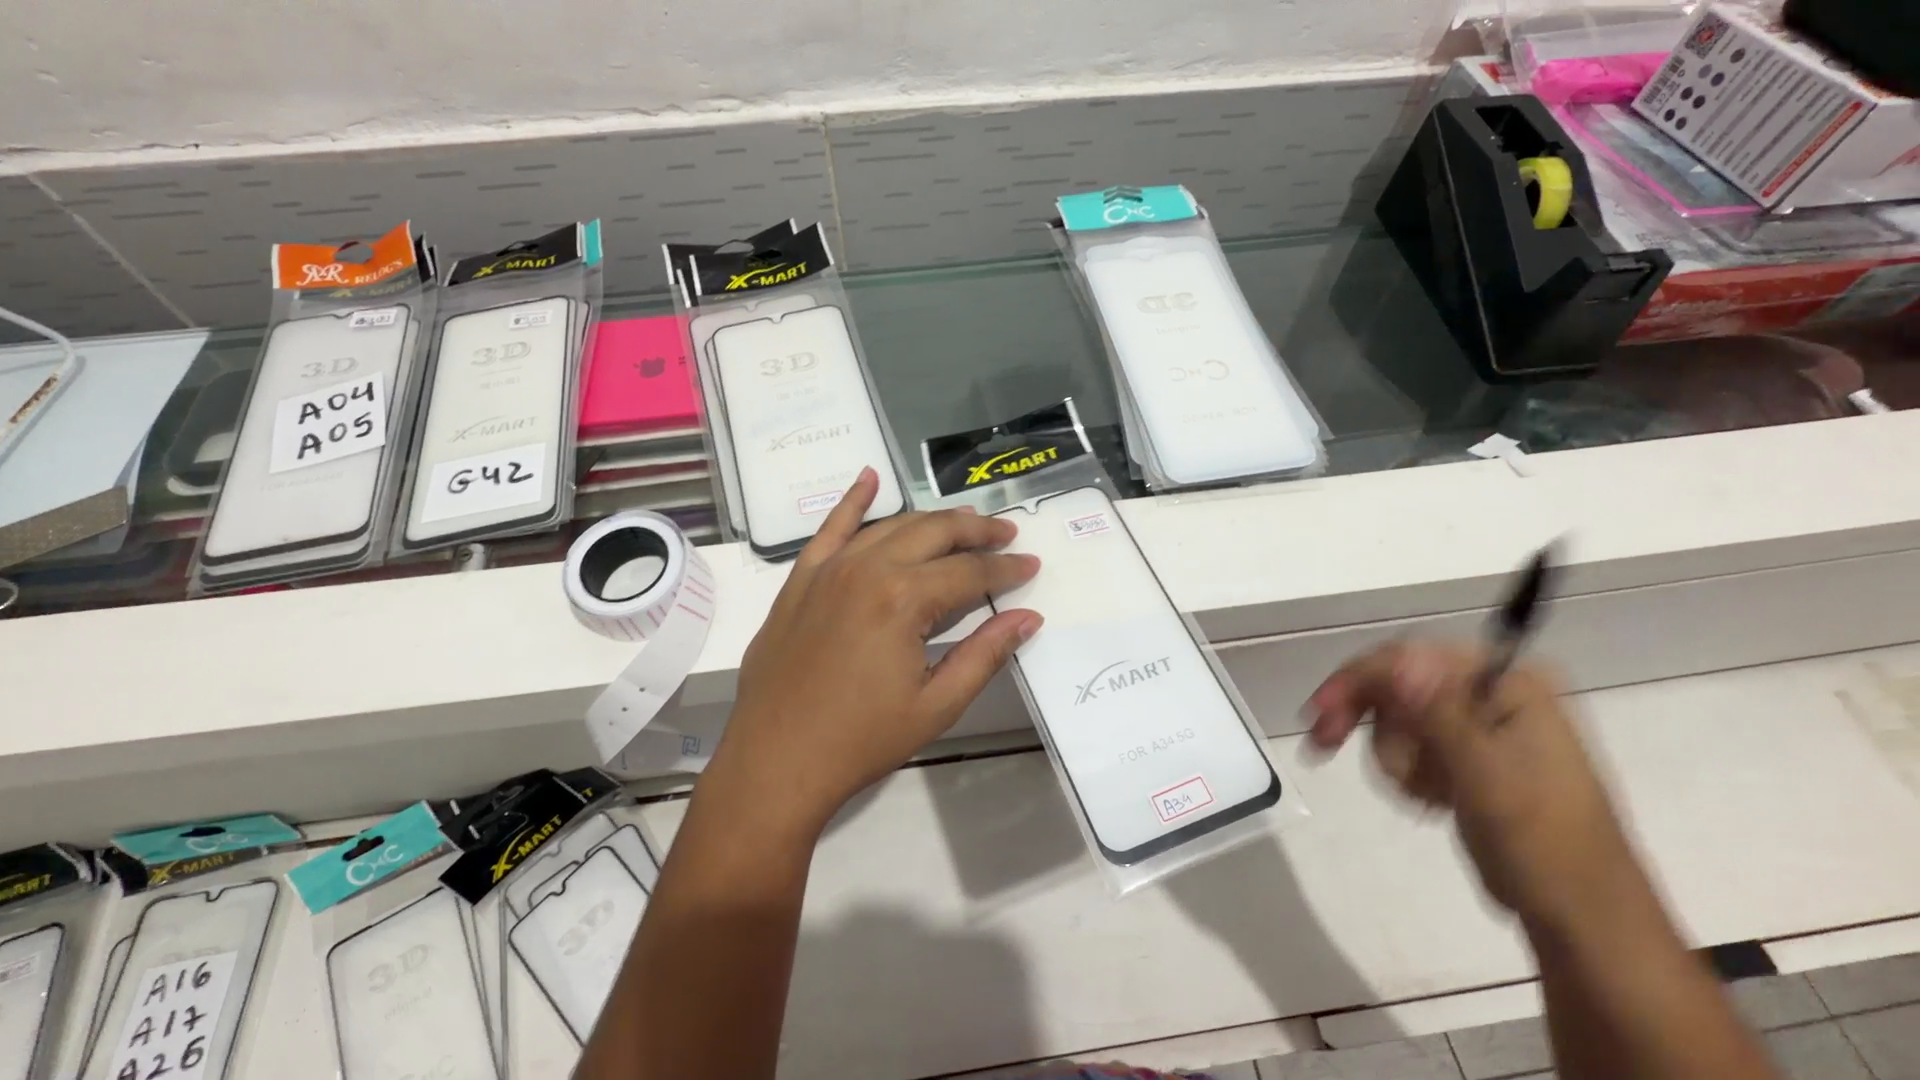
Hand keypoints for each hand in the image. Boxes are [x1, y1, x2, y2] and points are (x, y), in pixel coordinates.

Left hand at [713, 468, 1042, 836]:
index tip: (1032, 566)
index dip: (1006, 569)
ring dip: (931, 520)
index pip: (970, 572)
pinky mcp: (801, 579)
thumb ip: (985, 654)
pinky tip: (869, 477)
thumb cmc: (861, 740)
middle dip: (976, 530)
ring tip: (962, 523)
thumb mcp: (936, 704)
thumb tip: (1028, 618)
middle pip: (934, 533)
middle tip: (1006, 534)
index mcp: (904, 599)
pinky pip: (830, 528)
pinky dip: (852, 500)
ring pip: (891, 526)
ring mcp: (829, 569)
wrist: (776, 760)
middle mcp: (867, 568)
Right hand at [1305, 641, 1639, 927]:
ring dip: (1394, 757)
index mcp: (1510, 683)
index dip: (1360, 679)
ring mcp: (1480, 724)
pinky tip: (1429, 802)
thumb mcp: (1488, 777)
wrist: (1581, 915)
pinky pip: (1411, 746)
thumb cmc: (1544, 846)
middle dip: (1365, 717)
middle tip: (1322, 745)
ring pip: (1397, 717)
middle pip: (1398, 683)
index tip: (1319, 714)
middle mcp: (1494, 691)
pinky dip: (1406, 773)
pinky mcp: (1467, 756)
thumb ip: (1440, 714)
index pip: (1413, 658)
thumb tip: (1402, 660)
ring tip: (1423, 799)